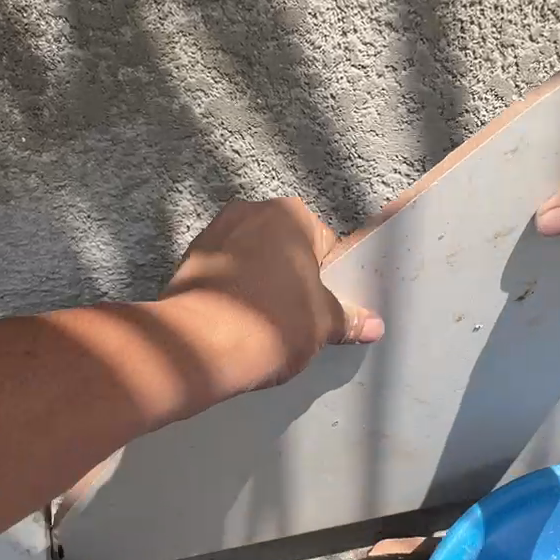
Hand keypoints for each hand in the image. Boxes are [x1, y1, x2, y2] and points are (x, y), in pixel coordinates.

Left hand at [158, 197, 383, 391]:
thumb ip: (348, 319)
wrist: (199, 347)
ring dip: (260, 283)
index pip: (325, 244)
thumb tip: (373, 326)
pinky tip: (238, 322)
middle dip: (292, 278)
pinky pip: (223, 274)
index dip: (330, 280)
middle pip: (285, 248)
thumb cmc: (271, 323)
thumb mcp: (322, 324)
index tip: (327, 307)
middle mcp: (249, 211)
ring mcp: (213, 233)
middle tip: (299, 317)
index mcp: (290, 214)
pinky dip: (233, 292)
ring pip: (251, 260)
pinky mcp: (187, 259)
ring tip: (266, 322)